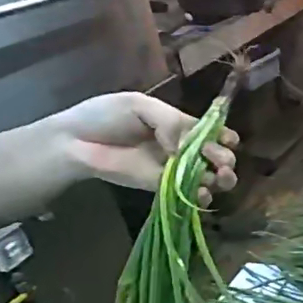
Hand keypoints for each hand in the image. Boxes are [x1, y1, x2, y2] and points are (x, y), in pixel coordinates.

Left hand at [46, 93, 238, 200]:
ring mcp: (175, 170)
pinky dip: (202, 197)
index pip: (214, 132)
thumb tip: (188, 147)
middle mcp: (183, 148)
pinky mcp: (162, 188)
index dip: (225, 137)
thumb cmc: (104, 117)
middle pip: (218, 156)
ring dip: (222, 179)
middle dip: (226, 159)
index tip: (228, 141)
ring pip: (211, 177)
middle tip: (220, 162)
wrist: (74, 143)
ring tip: (219, 178)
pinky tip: (201, 193)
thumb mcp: (140, 105)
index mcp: (181, 125)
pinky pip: (190, 195)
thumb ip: (171, 121)